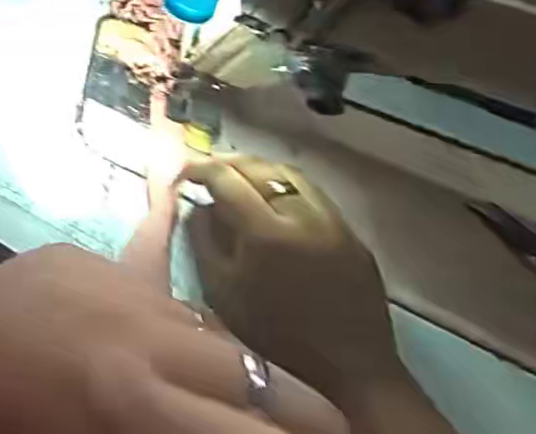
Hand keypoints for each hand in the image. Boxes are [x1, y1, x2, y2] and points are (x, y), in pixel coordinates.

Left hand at [0, 244, 346, 433]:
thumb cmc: (10, 425)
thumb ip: (180, 428)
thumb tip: (237, 422)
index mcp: (139, 401)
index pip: (264, 431)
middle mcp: (139, 332)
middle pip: (256, 372)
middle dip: (294, 412)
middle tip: (305, 428)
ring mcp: (109, 282)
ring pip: (210, 319)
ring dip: (235, 359)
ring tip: (247, 390)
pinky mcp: (83, 257)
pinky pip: (146, 257)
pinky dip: (170, 270)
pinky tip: (181, 179)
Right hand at [183, 157, 404, 402]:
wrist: (351, 372)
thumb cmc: (274, 332)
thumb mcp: (220, 287)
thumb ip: (201, 237)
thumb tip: (197, 203)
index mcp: (266, 232)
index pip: (225, 177)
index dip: (197, 168)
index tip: (182, 174)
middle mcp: (303, 218)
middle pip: (257, 167)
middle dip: (225, 163)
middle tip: (204, 171)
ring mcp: (334, 224)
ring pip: (288, 173)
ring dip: (256, 169)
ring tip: (236, 179)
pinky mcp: (353, 236)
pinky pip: (312, 193)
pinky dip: (283, 186)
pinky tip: (270, 200)